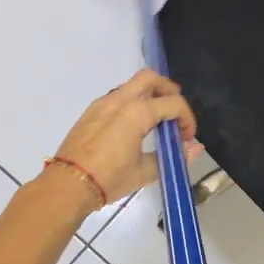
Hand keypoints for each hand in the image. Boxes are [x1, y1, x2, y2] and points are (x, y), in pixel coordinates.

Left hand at [50, 69, 201, 203]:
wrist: (68, 185)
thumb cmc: (109, 179)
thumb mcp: (145, 172)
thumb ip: (173, 156)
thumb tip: (195, 148)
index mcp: (137, 112)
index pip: (173, 104)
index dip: (187, 119)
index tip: (187, 138)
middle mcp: (120, 100)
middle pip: (150, 78)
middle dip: (167, 91)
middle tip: (174, 114)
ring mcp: (102, 104)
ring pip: (131, 86)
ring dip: (148, 96)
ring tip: (154, 123)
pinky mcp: (90, 112)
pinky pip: (116, 98)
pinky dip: (130, 104)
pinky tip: (132, 129)